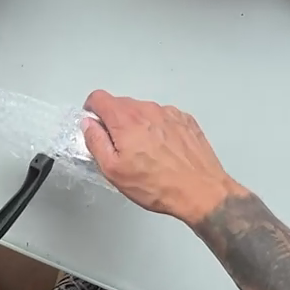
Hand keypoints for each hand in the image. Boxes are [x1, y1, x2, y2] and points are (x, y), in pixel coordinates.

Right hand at [82, 90, 242, 224]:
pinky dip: (158, 129)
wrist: (200, 191)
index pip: (99, 98)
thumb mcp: (113, 170)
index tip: (94, 122)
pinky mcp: (185, 120)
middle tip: (120, 148)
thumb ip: (96, 142)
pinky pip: (163, 117)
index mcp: (125, 120)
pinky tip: (163, 150)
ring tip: (146, 153)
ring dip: (138, 125)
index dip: (92, 109)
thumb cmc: (158, 185)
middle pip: (121, 104)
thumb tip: (88, 126)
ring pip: (143, 111)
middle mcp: (146, 110)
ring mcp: (168, 113)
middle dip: (115, 121)